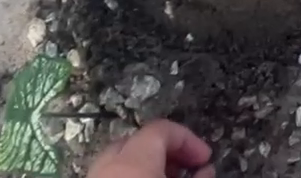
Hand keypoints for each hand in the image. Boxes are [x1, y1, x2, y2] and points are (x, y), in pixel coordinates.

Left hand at [88, 120, 214, 177]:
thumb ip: (199, 175)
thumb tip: (207, 170)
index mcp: (134, 156)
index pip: (163, 128)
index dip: (189, 139)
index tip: (205, 159)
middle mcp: (109, 164)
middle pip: (137, 142)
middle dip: (163, 150)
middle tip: (184, 168)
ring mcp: (92, 177)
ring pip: (119, 161)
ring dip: (145, 165)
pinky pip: (109, 175)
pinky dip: (128, 176)